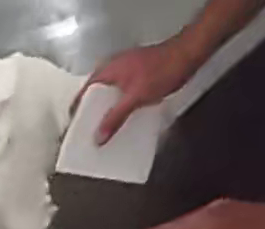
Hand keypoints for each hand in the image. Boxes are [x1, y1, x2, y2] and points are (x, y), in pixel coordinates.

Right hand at [78, 38, 199, 144]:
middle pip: (94, 100)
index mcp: (106, 72)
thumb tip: (98, 138)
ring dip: (106, 117)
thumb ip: (115, 118)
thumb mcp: (134, 97)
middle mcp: (112, 72)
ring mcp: (124, 76)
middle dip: (91, 119)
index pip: (82, 96)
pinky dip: (119, 112)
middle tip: (88, 138)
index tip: (75, 132)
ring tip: (103, 135)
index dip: (77, 115)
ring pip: (107, 101)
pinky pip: (121, 100)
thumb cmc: (164, 68)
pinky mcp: (135, 81)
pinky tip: (121, 125)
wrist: (189, 55)